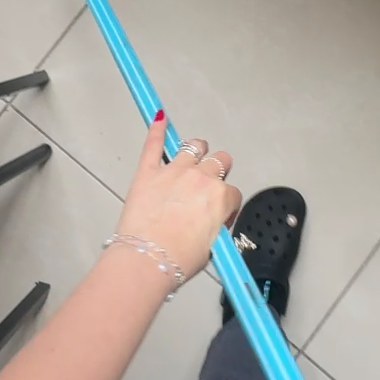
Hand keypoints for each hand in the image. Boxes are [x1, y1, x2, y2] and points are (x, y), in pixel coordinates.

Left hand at [114, 114, 241, 278]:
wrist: (146, 261)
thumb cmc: (178, 260)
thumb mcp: (211, 249)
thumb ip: (215, 227)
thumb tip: (210, 225)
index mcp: (220, 197)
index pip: (232, 193)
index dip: (226, 206)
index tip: (218, 217)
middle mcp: (200, 178)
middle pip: (218, 161)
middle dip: (216, 172)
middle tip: (206, 187)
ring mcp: (174, 171)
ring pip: (193, 146)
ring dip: (196, 150)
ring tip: (192, 156)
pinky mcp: (149, 171)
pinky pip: (154, 144)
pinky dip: (157, 129)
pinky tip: (160, 118)